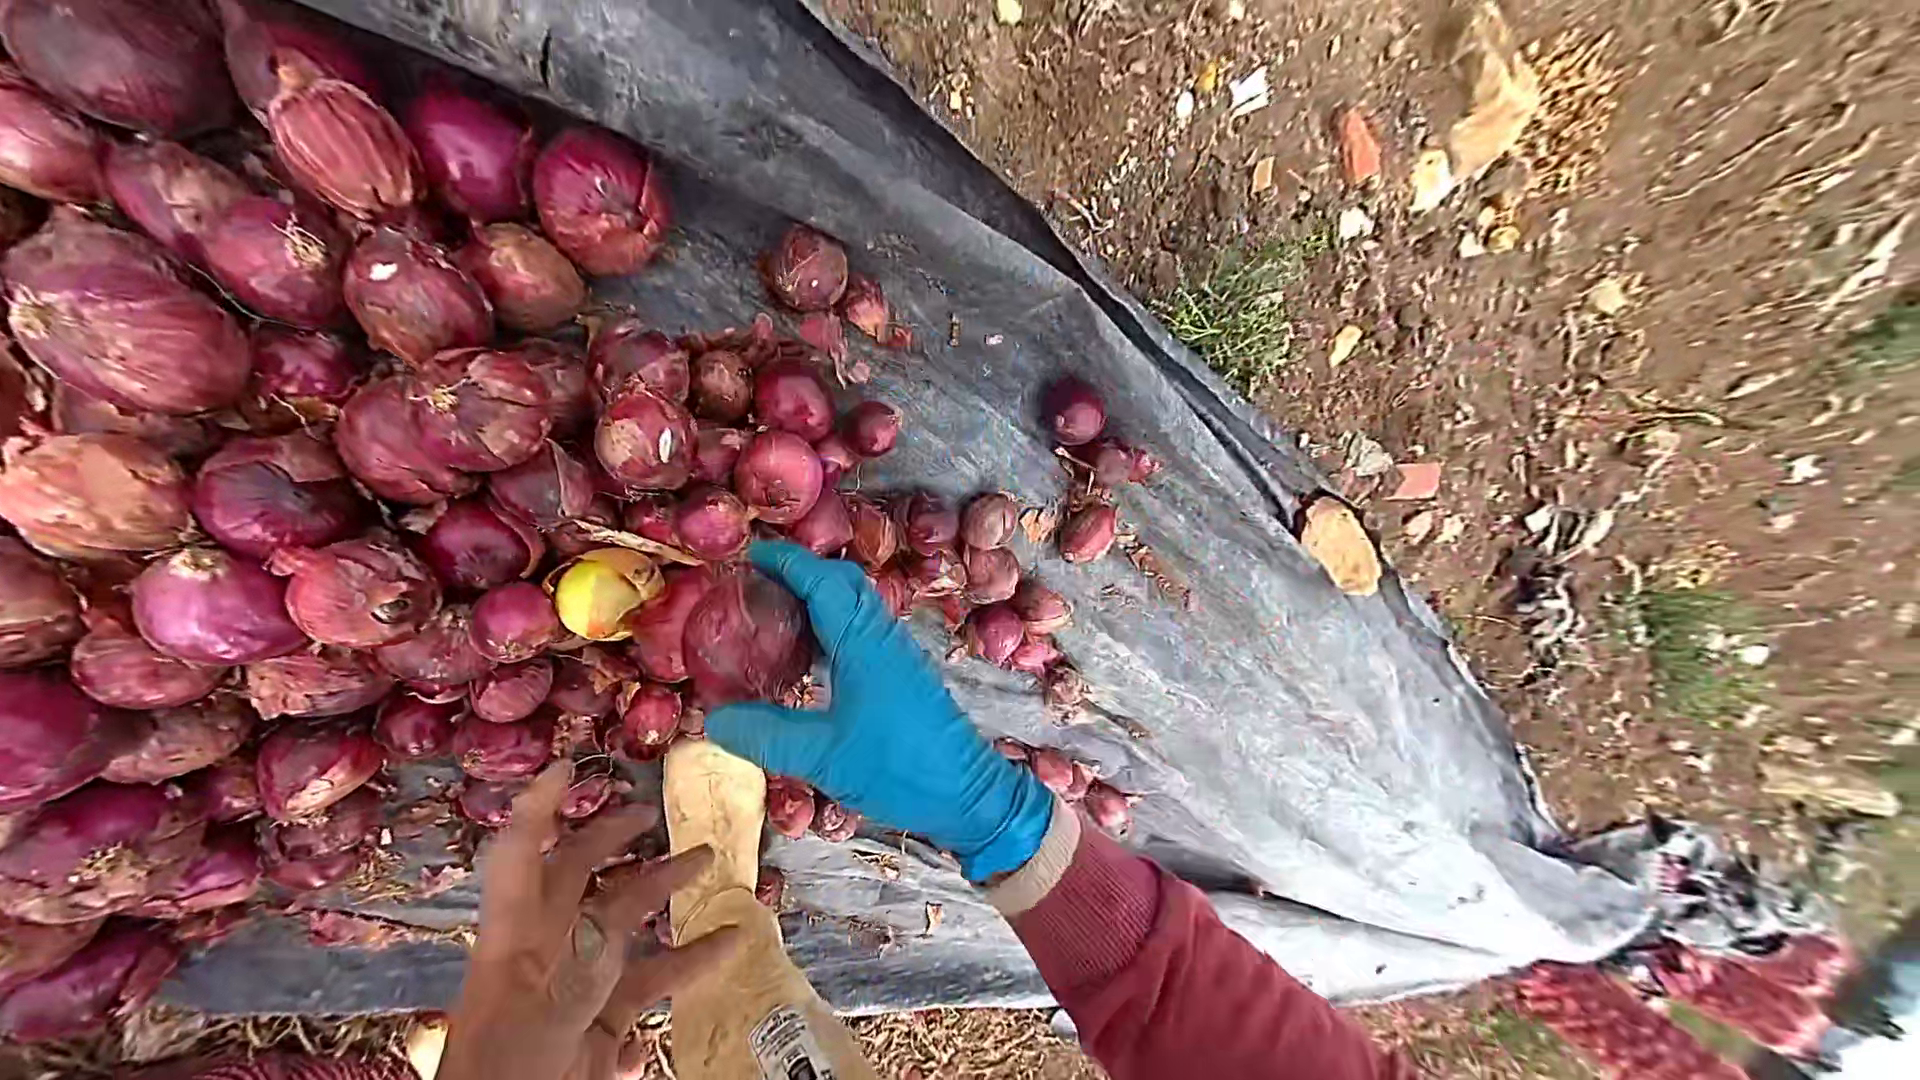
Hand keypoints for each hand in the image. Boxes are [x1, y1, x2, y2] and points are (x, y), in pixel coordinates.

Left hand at [438, 762, 742, 1079]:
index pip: (520, 856)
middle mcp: (547, 946)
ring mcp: (579, 978)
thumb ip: (588, 953)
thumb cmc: (512, 1068)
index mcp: (516, 937)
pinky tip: (730, 941)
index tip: (566, 766)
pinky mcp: (606, 1013)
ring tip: (707, 860)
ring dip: (665, 885)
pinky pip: (655, 974)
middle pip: (580, 871)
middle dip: (613, 835)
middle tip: (651, 812)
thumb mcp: (549, 1003)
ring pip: (626, 915)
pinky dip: (693, 957)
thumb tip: (611, 902)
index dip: (540, 807)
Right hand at [706, 541, 1053, 880]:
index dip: (788, 562)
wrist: (967, 792)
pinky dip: (833, 623)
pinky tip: (810, 652)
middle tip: (758, 581)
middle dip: (802, 571)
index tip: (752, 554)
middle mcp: (883, 635)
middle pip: (843, 582)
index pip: (824, 581)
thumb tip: (714, 720)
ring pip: (855, 604)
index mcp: (864, 641)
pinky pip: (862, 628)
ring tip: (776, 611)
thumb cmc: (899, 766)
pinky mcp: (903, 670)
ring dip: (819, 596)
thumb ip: (767, 735)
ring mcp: (897, 651)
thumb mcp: (823, 756)